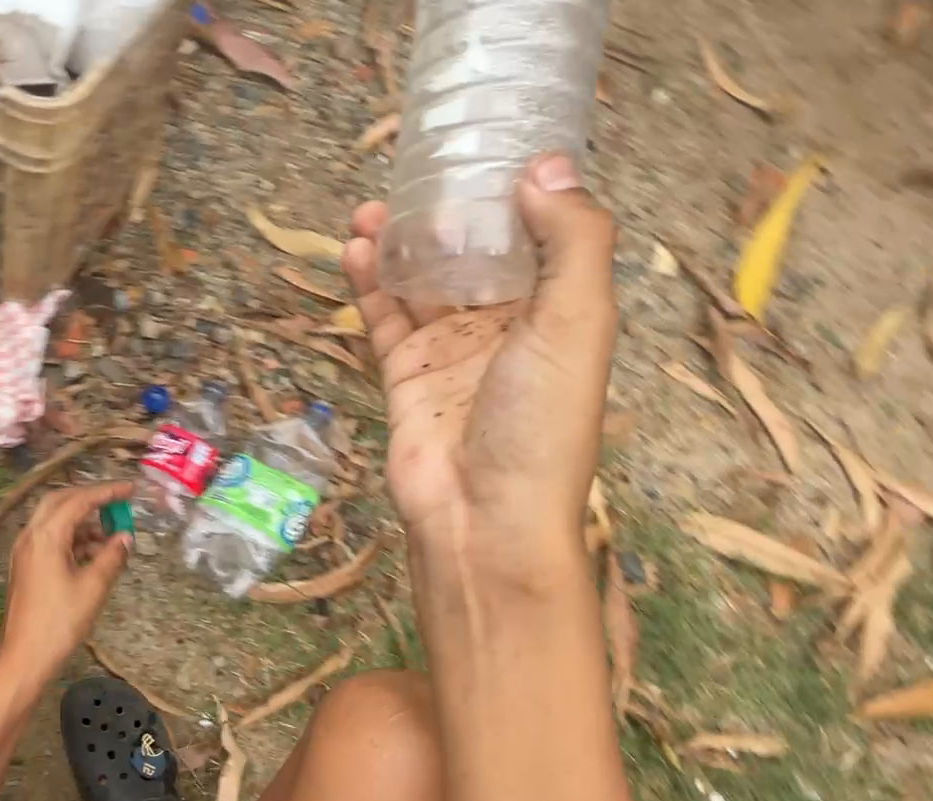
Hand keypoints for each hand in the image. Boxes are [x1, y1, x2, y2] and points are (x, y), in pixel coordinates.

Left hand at [0, 482, 133, 685]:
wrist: (25, 656)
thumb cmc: (60, 622)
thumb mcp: (93, 587)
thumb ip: (112, 557)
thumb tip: (126, 538)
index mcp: (45, 536)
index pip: (78, 501)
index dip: (106, 492)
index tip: (130, 489)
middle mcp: (30, 536)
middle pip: (60, 502)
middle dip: (90, 499)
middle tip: (117, 504)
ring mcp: (24, 551)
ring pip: (54, 522)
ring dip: (82, 523)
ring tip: (112, 537)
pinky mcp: (25, 567)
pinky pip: (49, 540)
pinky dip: (72, 540)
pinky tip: (95, 554)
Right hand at [343, 155, 616, 569]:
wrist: (483, 514)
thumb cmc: (542, 422)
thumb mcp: (576, 321)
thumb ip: (570, 241)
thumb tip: (543, 167)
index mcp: (559, 310)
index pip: (535, 238)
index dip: (509, 196)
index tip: (480, 154)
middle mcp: (505, 326)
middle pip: (469, 257)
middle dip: (441, 219)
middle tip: (410, 181)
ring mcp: (450, 352)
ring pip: (420, 285)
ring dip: (398, 248)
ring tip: (370, 211)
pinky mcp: (405, 377)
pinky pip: (385, 322)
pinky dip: (370, 288)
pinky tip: (356, 254)